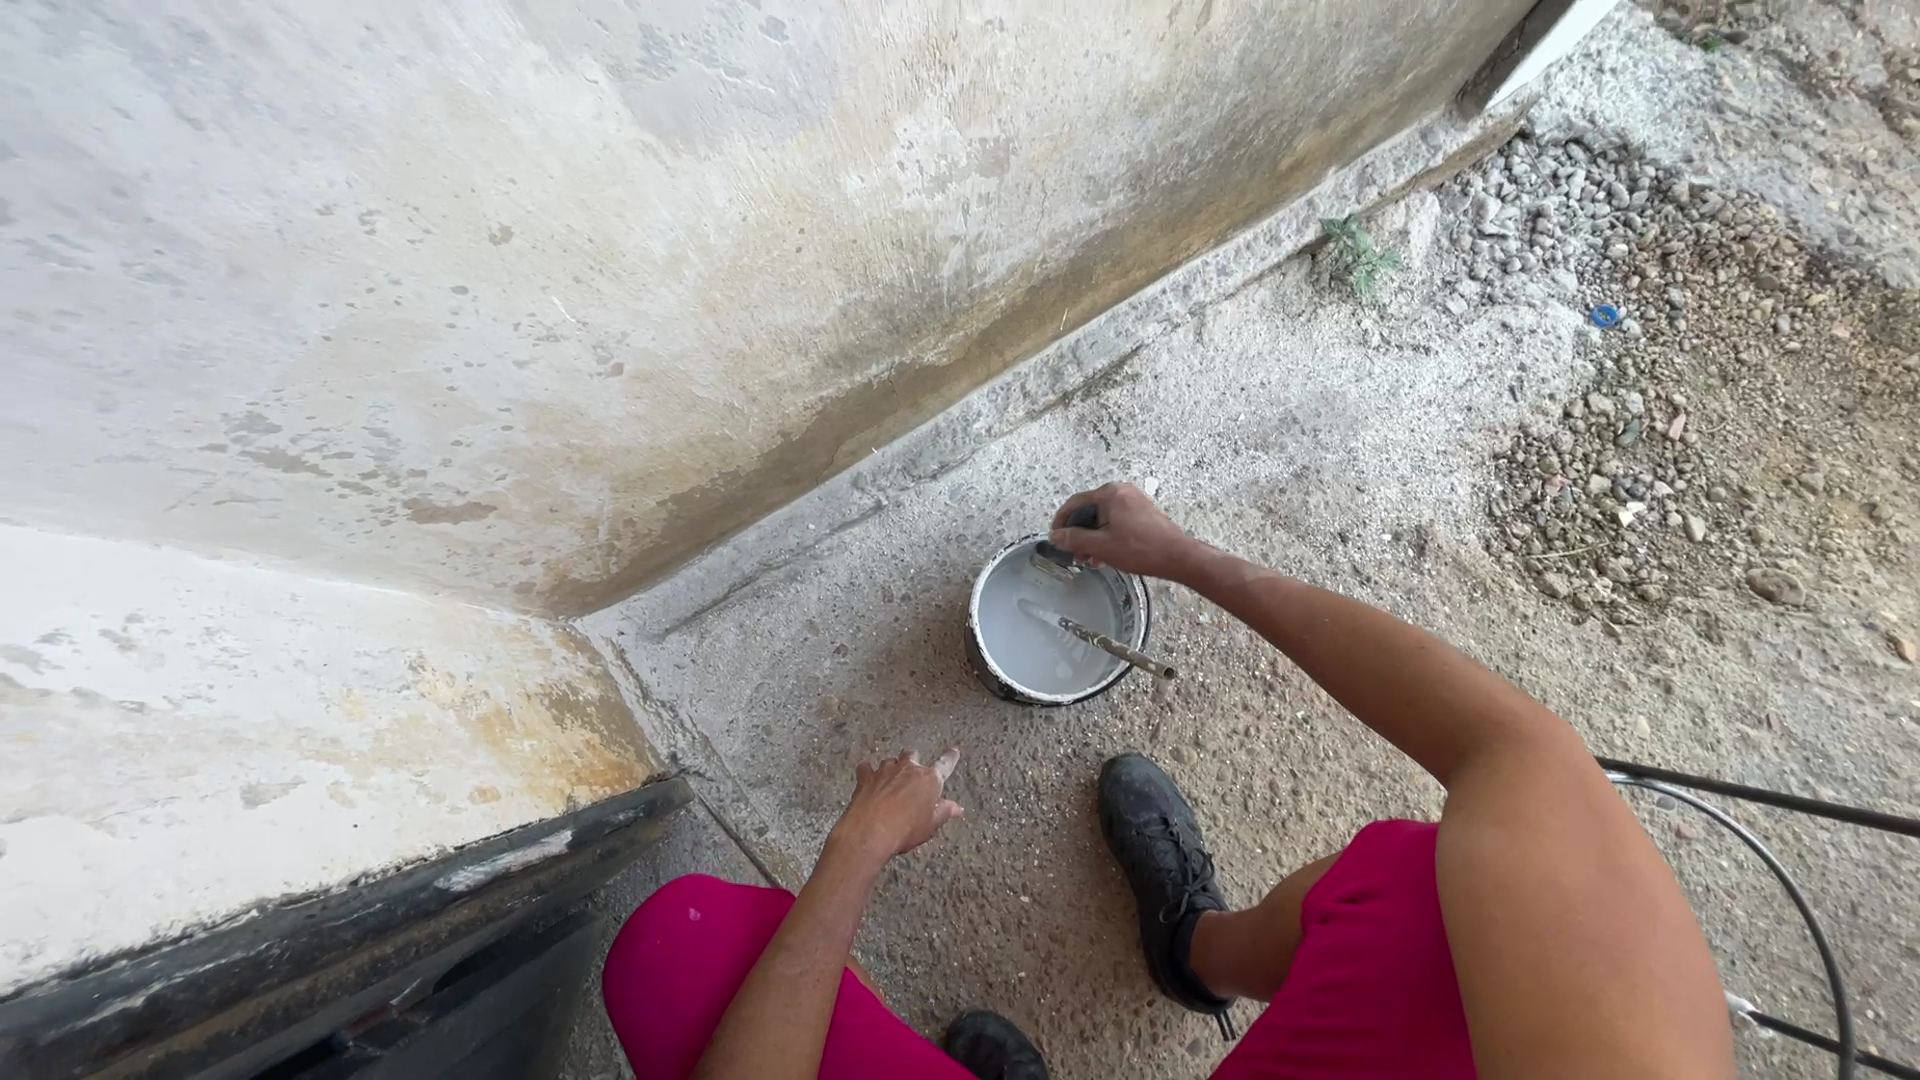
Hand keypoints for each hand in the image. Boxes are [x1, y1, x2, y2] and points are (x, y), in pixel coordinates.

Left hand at [829, 749, 962, 862]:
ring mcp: (886, 770)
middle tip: (912, 773)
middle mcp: (908, 768)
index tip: (954, 751)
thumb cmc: (905, 829)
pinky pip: (867, 769)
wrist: (870, 831)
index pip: (944, 765)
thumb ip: (943, 812)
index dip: (950, 758)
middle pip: (913, 755)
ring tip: (890, 781)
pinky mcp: (867, 776)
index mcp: (929, 780)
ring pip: (891, 761)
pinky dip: (868, 773)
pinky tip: (867, 780)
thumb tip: (957, 808)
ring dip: (892, 768)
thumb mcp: (930, 825)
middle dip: (913, 761)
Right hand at [1049, 482, 1199, 579]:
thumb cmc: (1142, 549)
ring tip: (1090, 558)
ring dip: (1092, 536)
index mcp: (1109, 494)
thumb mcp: (1101, 546)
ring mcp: (1133, 500)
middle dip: (1079, 532)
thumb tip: (1056, 536)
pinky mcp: (1141, 511)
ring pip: (1102, 517)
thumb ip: (1074, 539)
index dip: (1061, 522)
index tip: (1056, 537)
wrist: (1177, 556)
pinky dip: (1106, 534)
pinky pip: (1115, 519)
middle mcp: (1121, 491)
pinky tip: (1106, 553)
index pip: (1074, 503)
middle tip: (1074, 552)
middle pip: (1088, 510)